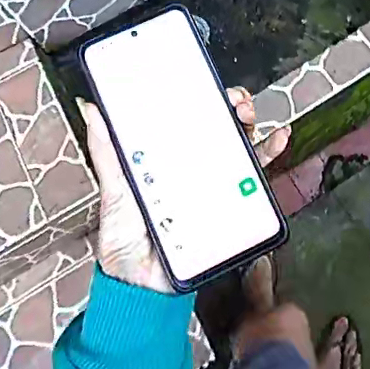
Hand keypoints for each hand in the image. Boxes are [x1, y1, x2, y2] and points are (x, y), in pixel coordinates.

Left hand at [78, 88, 289, 293]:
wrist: (142, 283)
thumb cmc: (124, 237)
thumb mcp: (114, 188)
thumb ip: (106, 150)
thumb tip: (91, 109)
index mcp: (164, 157)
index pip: (185, 120)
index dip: (198, 98)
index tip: (205, 84)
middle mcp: (190, 166)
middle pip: (216, 128)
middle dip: (229, 107)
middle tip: (234, 101)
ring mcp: (212, 184)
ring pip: (238, 146)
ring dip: (250, 124)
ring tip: (250, 113)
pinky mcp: (230, 205)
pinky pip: (255, 179)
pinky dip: (270, 156)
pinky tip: (278, 139)